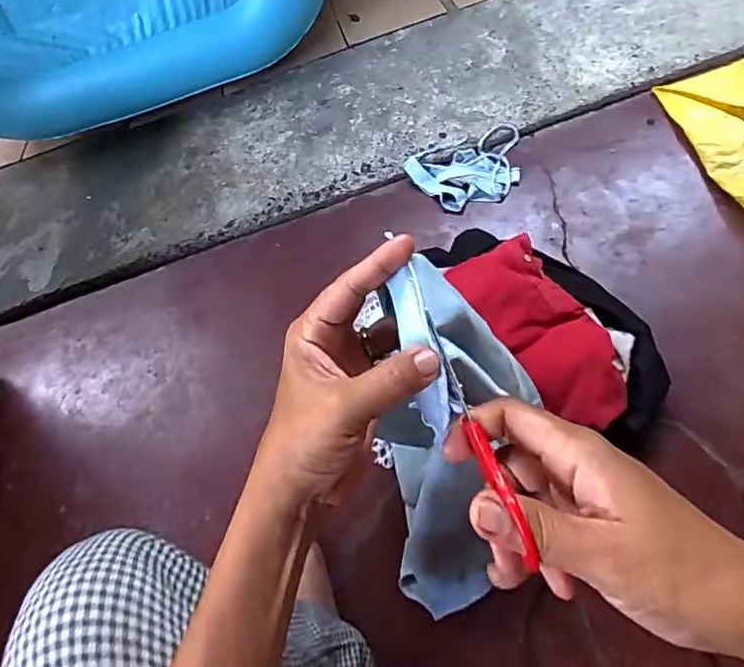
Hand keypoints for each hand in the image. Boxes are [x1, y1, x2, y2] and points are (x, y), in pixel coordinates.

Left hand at [253, 235, 439, 505]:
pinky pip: (399, 362)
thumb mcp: (344, 407)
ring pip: (390, 334)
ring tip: (446, 314)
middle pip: (373, 305)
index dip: (378, 264)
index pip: (350, 288)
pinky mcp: (370, 388)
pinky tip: (440, 351)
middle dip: (401, 290)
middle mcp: (335, 342)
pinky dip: (418, 358)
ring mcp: (354, 365)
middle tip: (435, 276)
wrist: (297, 498)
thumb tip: (433, 353)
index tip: (408, 244)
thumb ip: (389, 379)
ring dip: (414, 327)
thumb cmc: (304, 443)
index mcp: (315, 333)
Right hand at [444, 401, 743, 663]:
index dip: (476, 425)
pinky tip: (560, 586)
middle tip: (500, 553)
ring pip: (531, 497)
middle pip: (516, 462)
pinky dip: (543, 550)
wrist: (737, 603)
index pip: (515, 414)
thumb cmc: (672, 568)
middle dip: (498, 503)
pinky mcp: (597, 519)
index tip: (447, 461)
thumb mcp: (600, 552)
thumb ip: (536, 525)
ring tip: (522, 579)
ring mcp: (589, 491)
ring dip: (519, 535)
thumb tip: (477, 502)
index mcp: (580, 452)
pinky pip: (553, 522)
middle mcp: (579, 463)